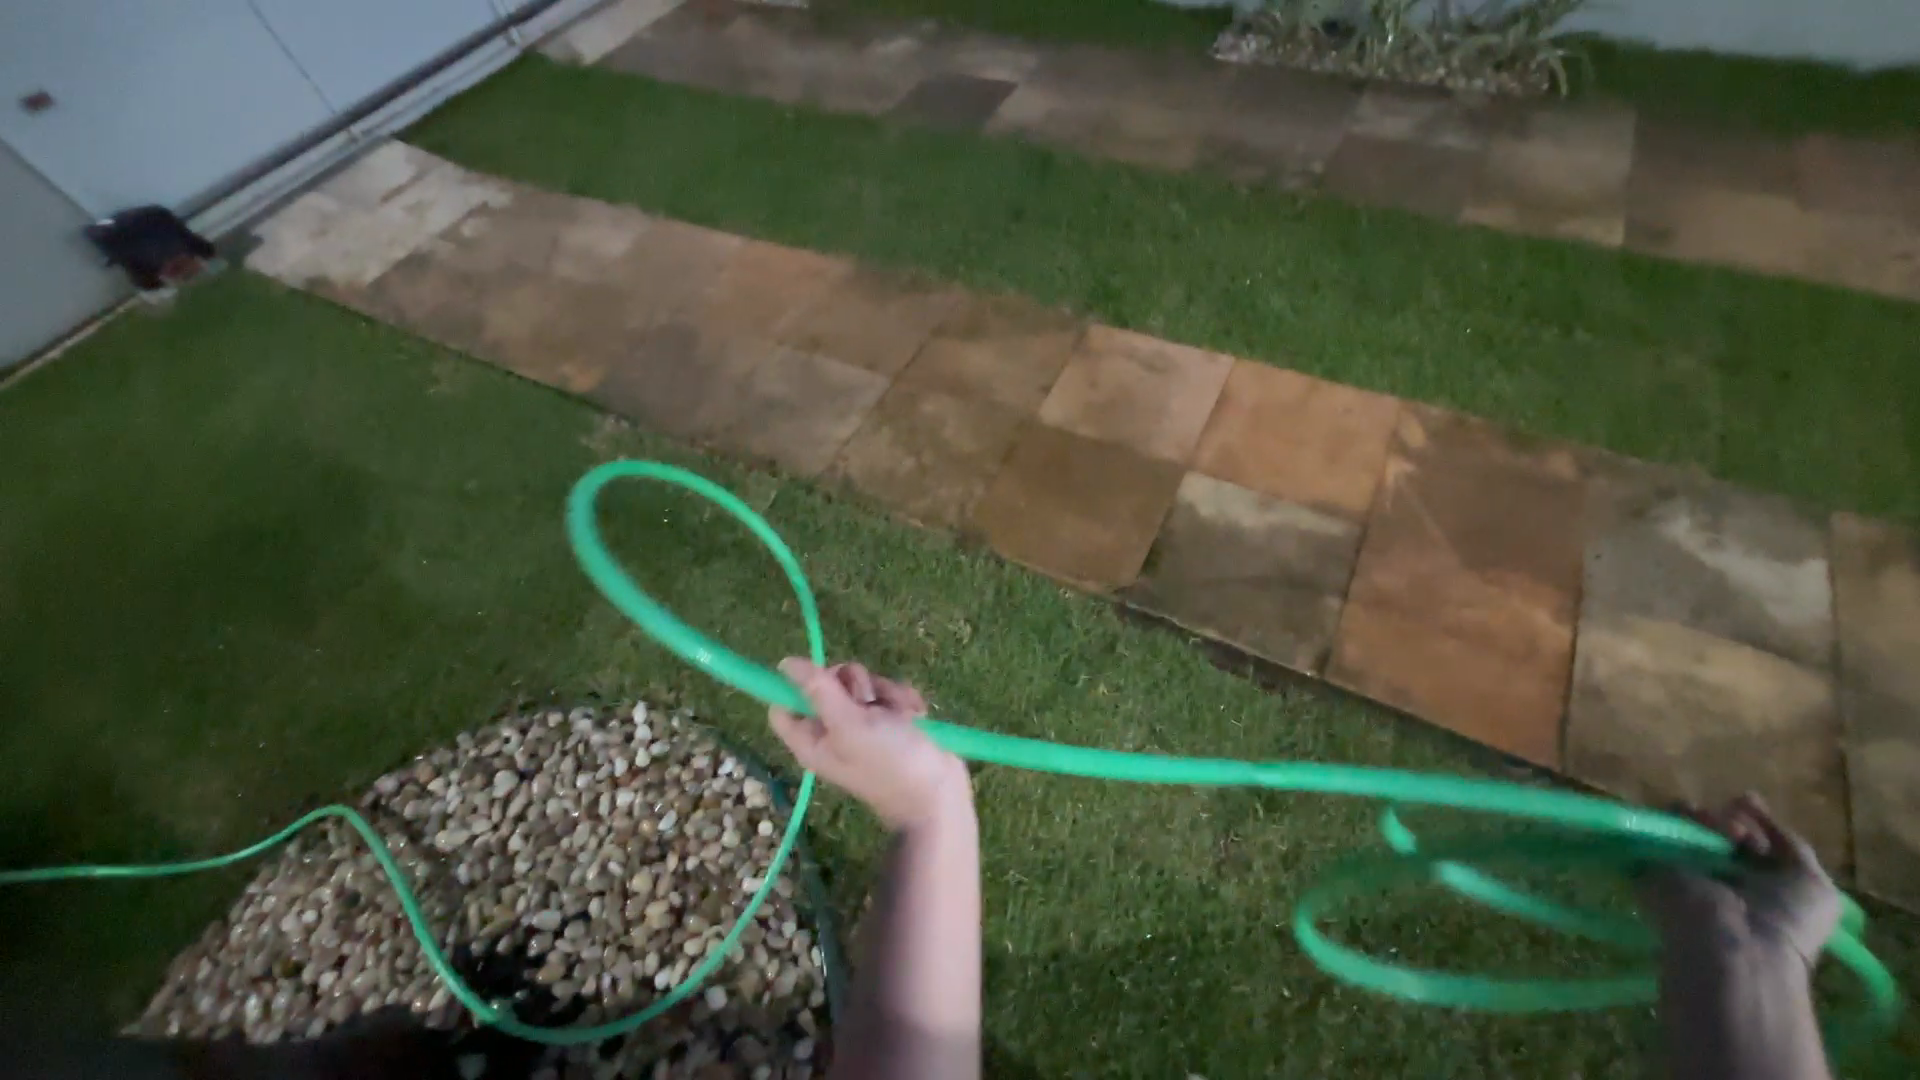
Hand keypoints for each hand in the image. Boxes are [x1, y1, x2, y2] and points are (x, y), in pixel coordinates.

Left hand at [768, 659, 969, 830]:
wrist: (938, 794)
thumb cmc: (888, 762)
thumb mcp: (850, 724)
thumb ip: (818, 691)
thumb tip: (785, 663)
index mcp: (812, 738)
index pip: (784, 703)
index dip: (799, 685)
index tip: (824, 677)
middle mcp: (833, 731)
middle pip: (827, 685)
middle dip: (855, 684)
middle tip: (868, 702)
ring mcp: (863, 727)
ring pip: (864, 685)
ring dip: (886, 692)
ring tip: (901, 716)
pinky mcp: (891, 722)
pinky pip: (889, 694)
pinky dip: (903, 700)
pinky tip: (914, 717)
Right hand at [1639, 793, 1840, 966]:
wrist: (1733, 940)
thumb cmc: (1784, 917)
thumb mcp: (1811, 882)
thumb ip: (1789, 843)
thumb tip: (1745, 799)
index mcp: (1759, 882)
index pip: (1751, 841)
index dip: (1753, 822)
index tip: (1742, 801)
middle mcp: (1721, 873)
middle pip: (1718, 831)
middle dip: (1728, 821)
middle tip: (1732, 827)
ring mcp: (1685, 867)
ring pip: (1688, 826)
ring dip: (1704, 819)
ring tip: (1714, 827)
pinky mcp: (1651, 861)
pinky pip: (1657, 829)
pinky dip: (1672, 819)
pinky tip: (1689, 821)